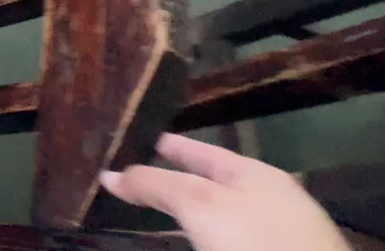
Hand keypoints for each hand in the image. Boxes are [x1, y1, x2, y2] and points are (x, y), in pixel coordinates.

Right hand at [99, 134, 351, 250]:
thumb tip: (107, 175)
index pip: (190, 147)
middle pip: (202, 183)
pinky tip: (178, 242)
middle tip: (121, 180)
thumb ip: (149, 182)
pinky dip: (197, 239)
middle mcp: (268, 200)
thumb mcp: (195, 202)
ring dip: (179, 216)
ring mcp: (277, 238)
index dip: (152, 143)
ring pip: (213, 217)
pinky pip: (224, 242)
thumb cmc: (258, 241)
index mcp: (255, 173)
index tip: (116, 143)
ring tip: (141, 215)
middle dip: (163, 182)